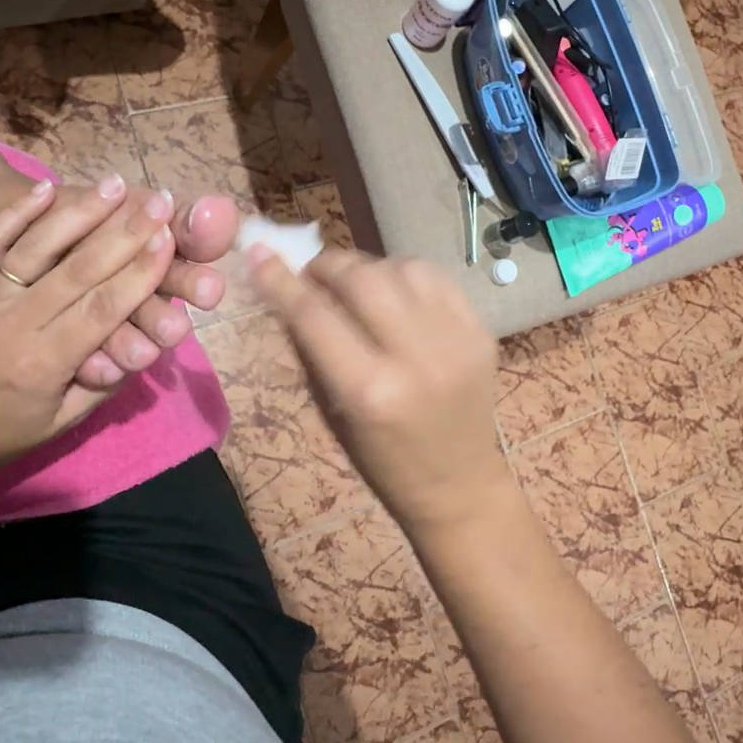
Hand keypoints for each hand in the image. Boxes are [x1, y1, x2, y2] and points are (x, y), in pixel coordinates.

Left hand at [0, 178, 177, 473]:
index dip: (139, 273)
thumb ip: (104, 380)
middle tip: (159, 203)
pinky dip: (19, 212)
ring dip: (81, 212)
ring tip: (117, 184)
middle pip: (79, 270)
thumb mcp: (61, 422)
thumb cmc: (2, 434)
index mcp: (43, 363)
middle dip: (125, 233)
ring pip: (39, 247)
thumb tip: (148, 340)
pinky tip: (48, 186)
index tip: (168, 241)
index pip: (101, 309)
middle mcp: (14, 323)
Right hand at [248, 248, 513, 533]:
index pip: (315, 317)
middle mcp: (416, 360)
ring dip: (369, 267)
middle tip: (313, 272)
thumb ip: (311, 349)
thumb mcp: (332, 411)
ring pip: (402, 270)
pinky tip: (393, 289)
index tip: (260, 257)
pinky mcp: (481, 333)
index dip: (282, 281)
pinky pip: (437, 279)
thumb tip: (287, 291)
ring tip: (354, 281)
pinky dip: (406, 275)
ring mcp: (456, 342)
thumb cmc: (381, 460)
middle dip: (328, 265)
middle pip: (363, 280)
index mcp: (369, 392)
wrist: (459, 485)